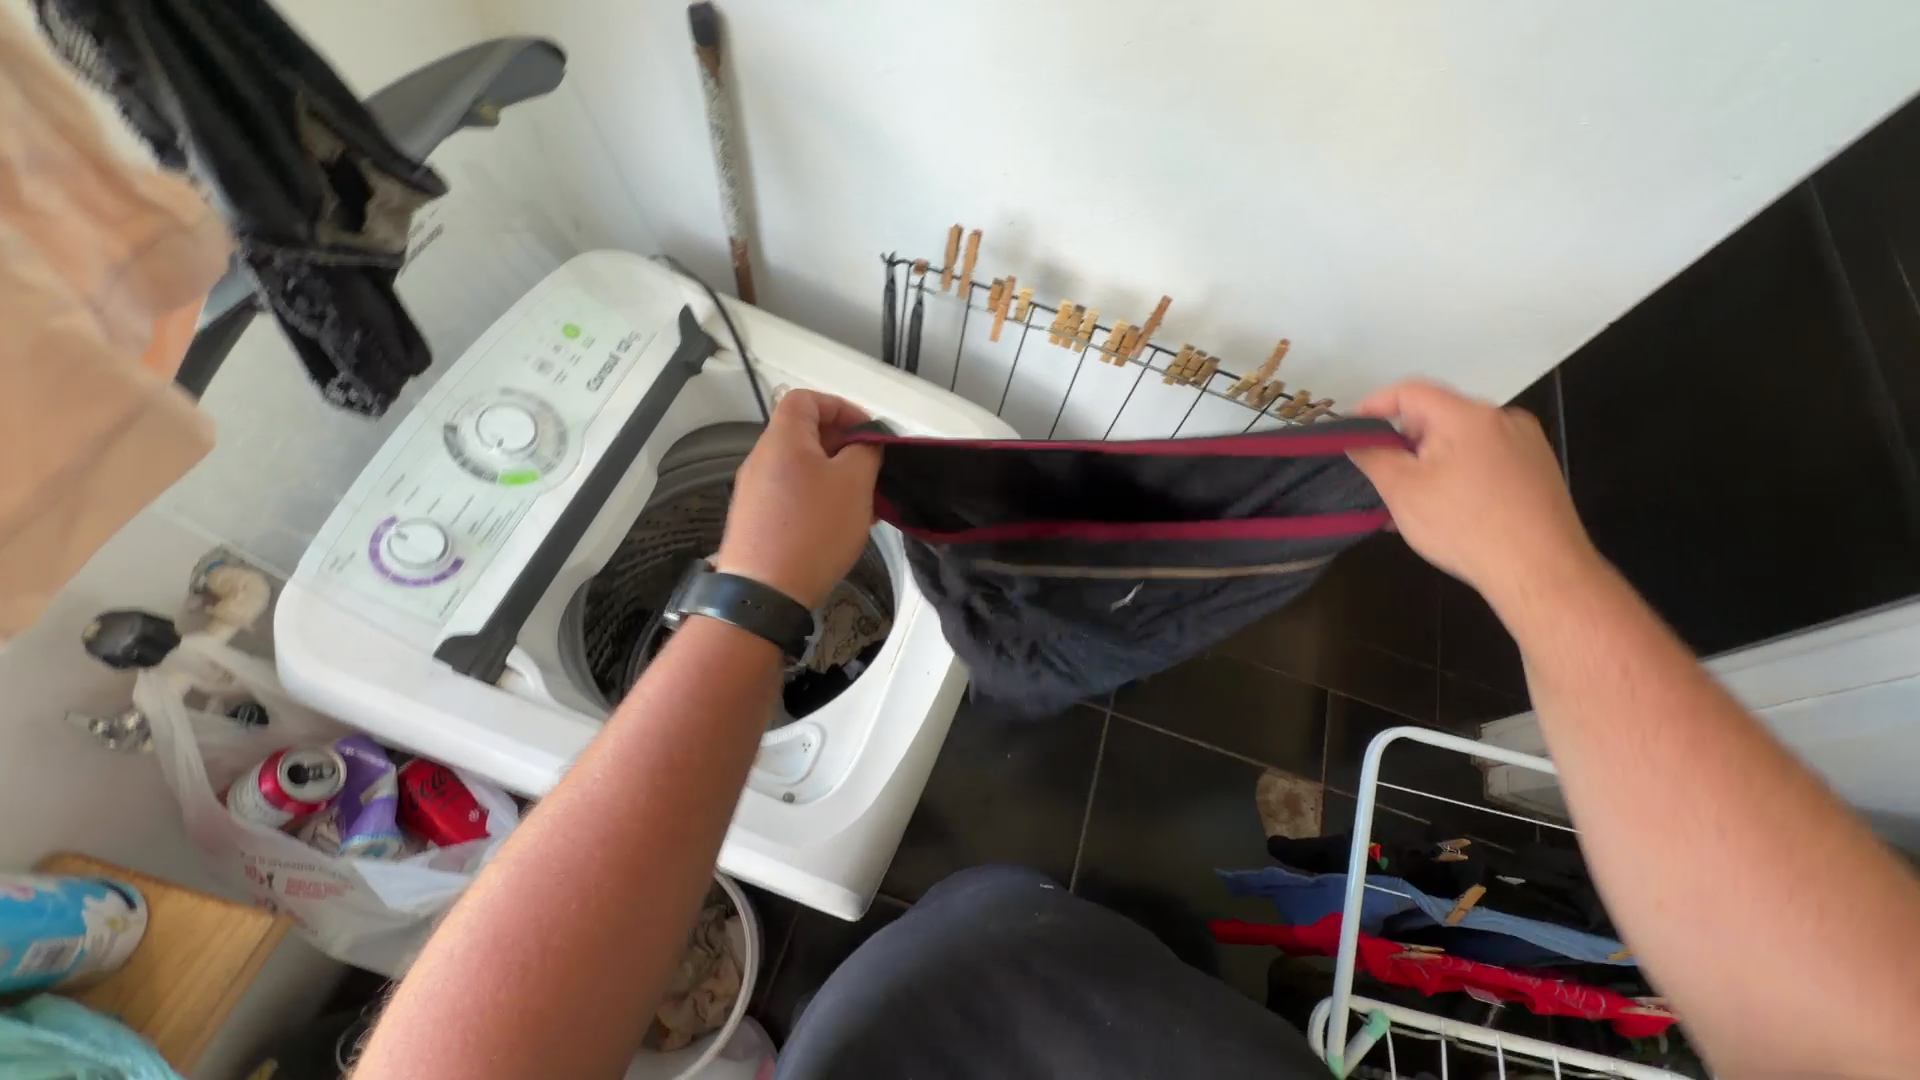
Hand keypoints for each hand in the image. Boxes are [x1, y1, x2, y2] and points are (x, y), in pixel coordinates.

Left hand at [715, 390, 882, 609]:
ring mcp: (756, 492)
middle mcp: (762, 459)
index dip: (841, 407)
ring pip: (804, 469)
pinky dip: (821, 500)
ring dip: (837, 477)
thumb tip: (866, 442)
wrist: (765, 593)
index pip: (806, 398)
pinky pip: (794, 497)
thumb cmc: (813, 529)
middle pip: (806, 434)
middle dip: (845, 446)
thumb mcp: (854, 482)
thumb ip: (866, 451)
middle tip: (873, 470)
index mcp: (782, 439)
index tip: (869, 432)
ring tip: (864, 503)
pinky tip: (842, 526)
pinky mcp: (758, 521)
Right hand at [1346, 379, 1598, 605]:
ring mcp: (1525, 444)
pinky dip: (1456, 474)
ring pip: (1460, 441)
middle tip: (1379, 477)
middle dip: (1402, 442)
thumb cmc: (1463, 524)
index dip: (1372, 406)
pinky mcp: (1538, 469)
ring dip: (1428, 462)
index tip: (1348, 433)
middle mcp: (1502, 418)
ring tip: (1410, 502)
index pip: (1408, 391)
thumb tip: (1355, 439)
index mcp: (1467, 415)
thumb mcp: (1401, 490)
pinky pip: (1483, 460)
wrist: (1540, 570)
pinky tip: (1447, 510)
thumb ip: (1372, 455)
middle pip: (1436, 416)